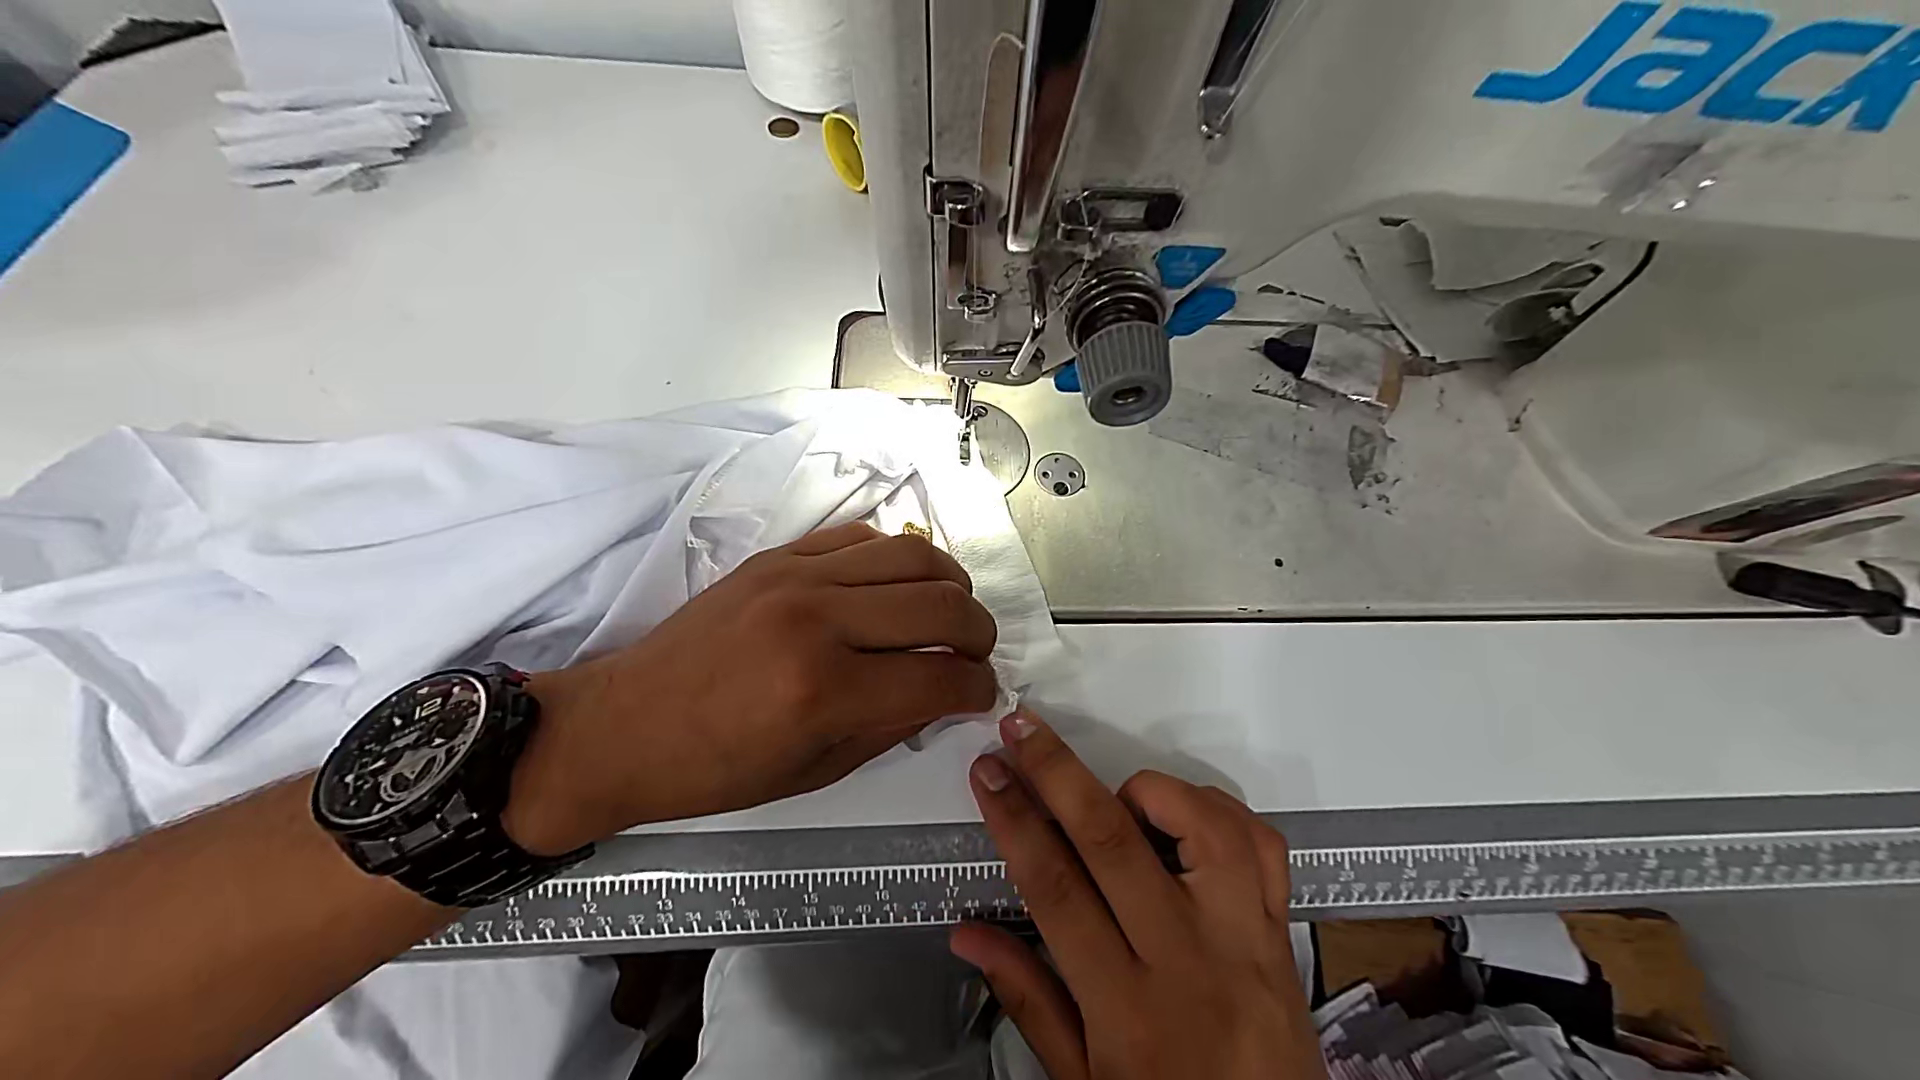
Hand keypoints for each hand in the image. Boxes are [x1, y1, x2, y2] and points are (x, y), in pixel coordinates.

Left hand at [502, 522, 999, 853]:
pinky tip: (895, 588)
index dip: (978, 689)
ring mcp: (796, 577)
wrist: (624, 724)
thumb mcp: (817, 770)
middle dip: (979, 634)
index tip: (982, 694)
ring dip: (951, 584)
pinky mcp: (779, 556)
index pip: (941, 677)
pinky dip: (897, 560)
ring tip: (950, 611)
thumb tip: (948, 692)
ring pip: (913, 554)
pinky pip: (862, 537)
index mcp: (824, 691)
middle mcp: (818, 621)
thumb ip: (895, 725)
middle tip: (975, 655)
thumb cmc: (716, 769)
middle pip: (942, 605)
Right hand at [950, 711, 1326, 1079]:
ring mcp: (1245, 939)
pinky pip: (1261, 844)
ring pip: (1201, 825)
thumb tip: (967, 933)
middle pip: (1113, 839)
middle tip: (1021, 728)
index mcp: (1127, 1008)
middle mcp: (1188, 960)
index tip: (989, 772)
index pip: (1054, 887)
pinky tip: (1182, 816)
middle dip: (1057, 771)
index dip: (1014, 819)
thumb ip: (1027, 998)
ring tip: (1113, 792)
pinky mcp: (1283, 931)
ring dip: (1146, 788)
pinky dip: (1217, 808)